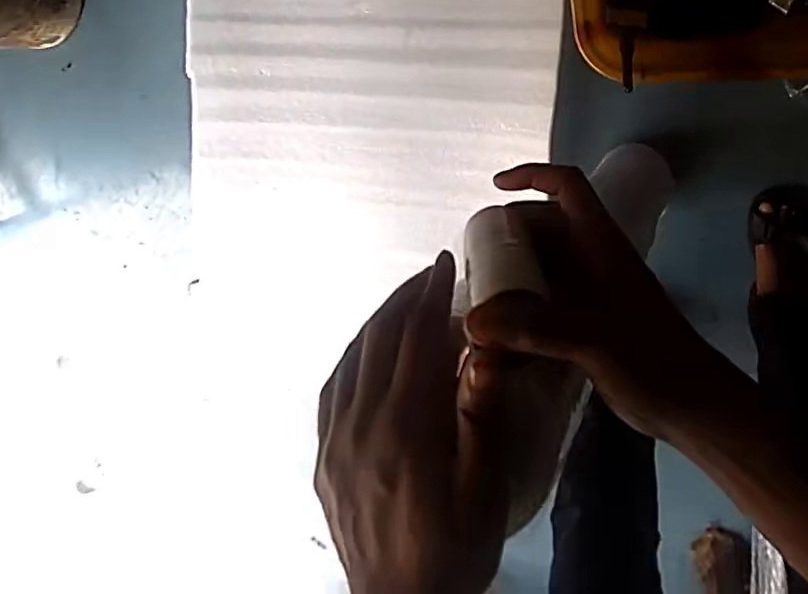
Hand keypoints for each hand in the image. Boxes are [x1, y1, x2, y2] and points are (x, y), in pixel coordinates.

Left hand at [316, 251, 508, 593]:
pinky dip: (354, 354)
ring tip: (408, 299)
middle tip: (434, 273)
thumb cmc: (457, 545)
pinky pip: (332, 388)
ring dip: (381, 319)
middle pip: (381, 339)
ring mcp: (335, 442)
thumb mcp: (485, 485)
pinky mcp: (323, 459)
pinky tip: (369, 347)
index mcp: (406, 428)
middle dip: (409, 296)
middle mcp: (362, 426)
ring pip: (353, 357)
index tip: (446, 263)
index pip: (417, 339)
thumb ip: (481, 414)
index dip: (432, 295)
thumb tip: (482, 349)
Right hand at [464, 163, 748, 439]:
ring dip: (512, 276)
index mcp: (601, 243)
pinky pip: (545, 302)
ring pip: (543, 266)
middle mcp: (593, 259)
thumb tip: (475, 320)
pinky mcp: (586, 322)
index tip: (496, 186)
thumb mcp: (594, 338)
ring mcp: (590, 291)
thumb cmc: (653, 358)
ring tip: (477, 297)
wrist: (692, 404)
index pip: (568, 187)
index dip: (534, 175)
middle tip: (474, 260)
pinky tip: (498, 337)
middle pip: (546, 228)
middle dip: (509, 236)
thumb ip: (536, 327)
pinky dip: (521, 311)